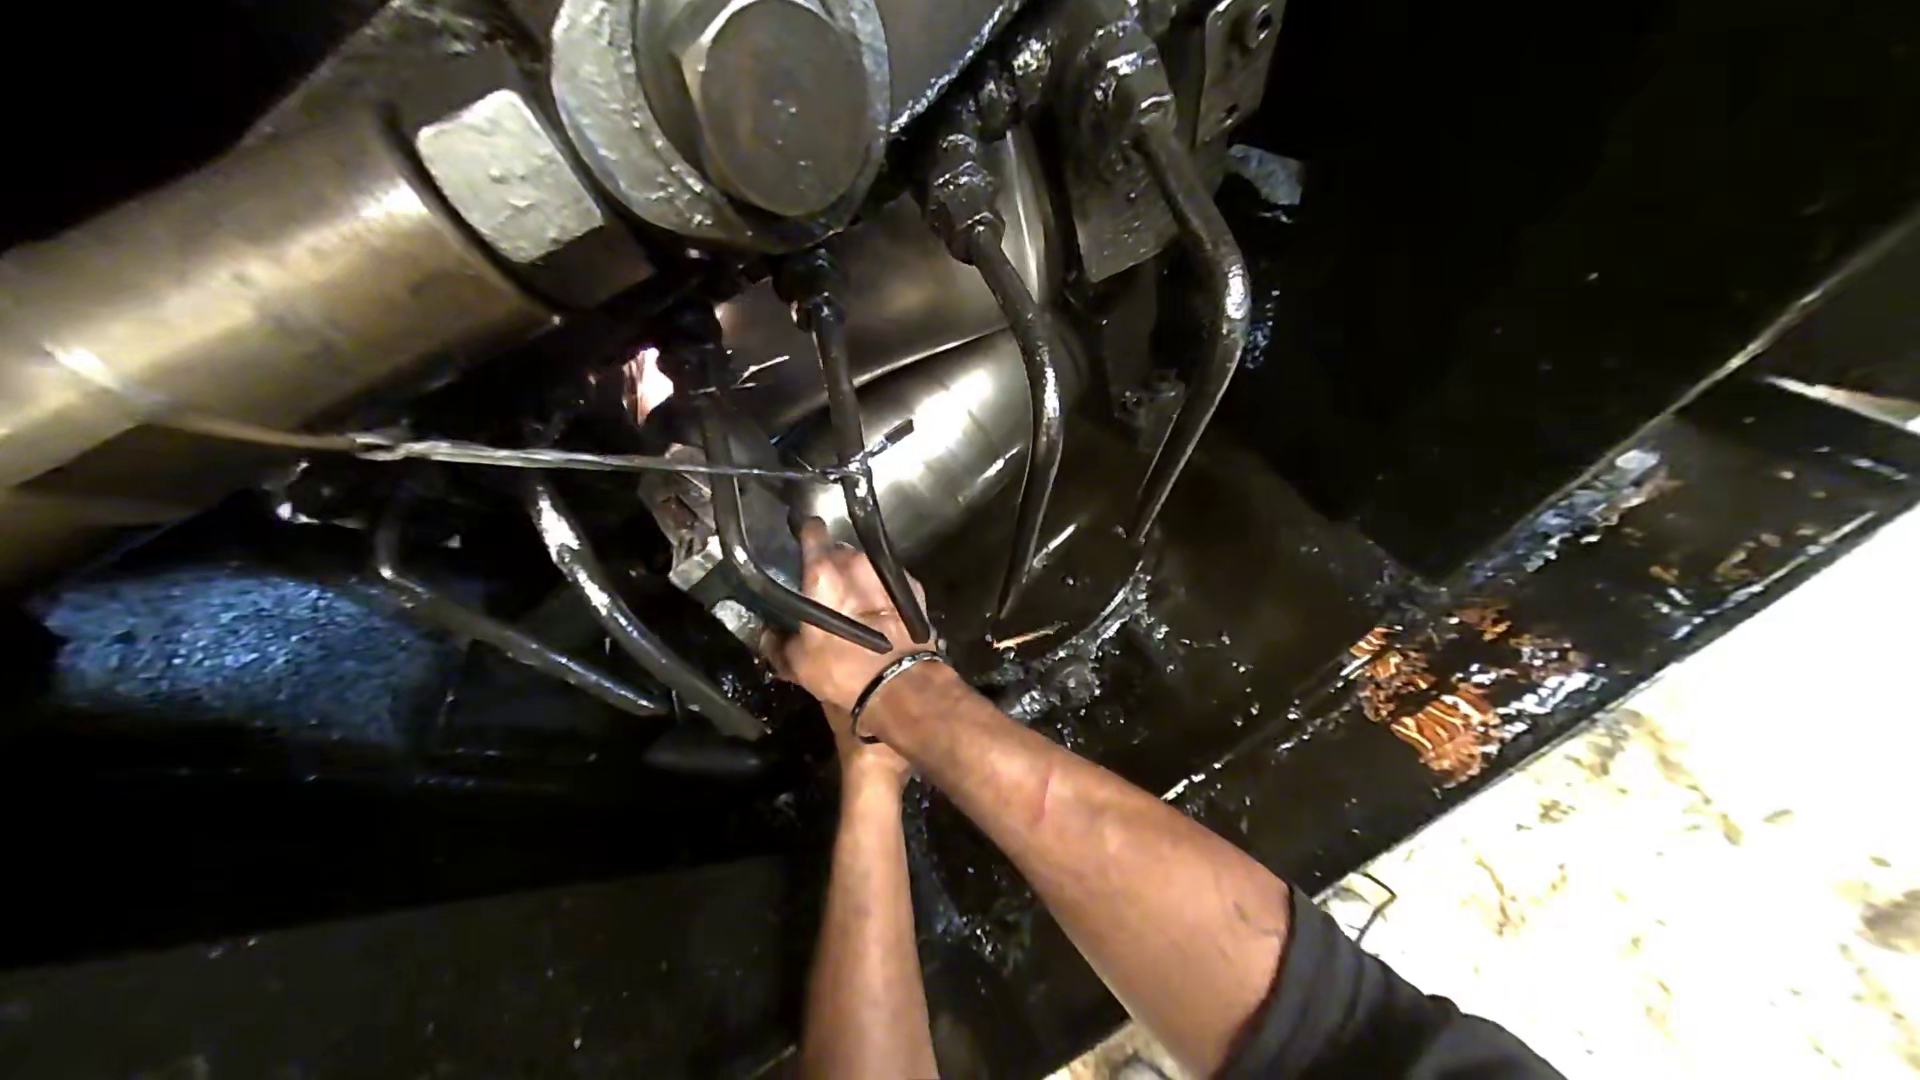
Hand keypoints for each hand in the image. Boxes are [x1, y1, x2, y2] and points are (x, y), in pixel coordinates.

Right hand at [765, 518, 930, 749]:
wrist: (898, 684)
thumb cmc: (842, 669)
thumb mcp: (797, 662)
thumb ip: (777, 642)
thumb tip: (769, 635)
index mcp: (823, 572)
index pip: (812, 531)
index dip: (806, 534)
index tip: (802, 543)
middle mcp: (856, 563)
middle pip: (840, 550)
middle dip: (833, 565)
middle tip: (827, 592)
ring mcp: (887, 573)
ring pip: (866, 565)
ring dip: (859, 579)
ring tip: (855, 606)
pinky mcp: (912, 587)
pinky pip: (888, 581)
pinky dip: (882, 591)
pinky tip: (879, 613)